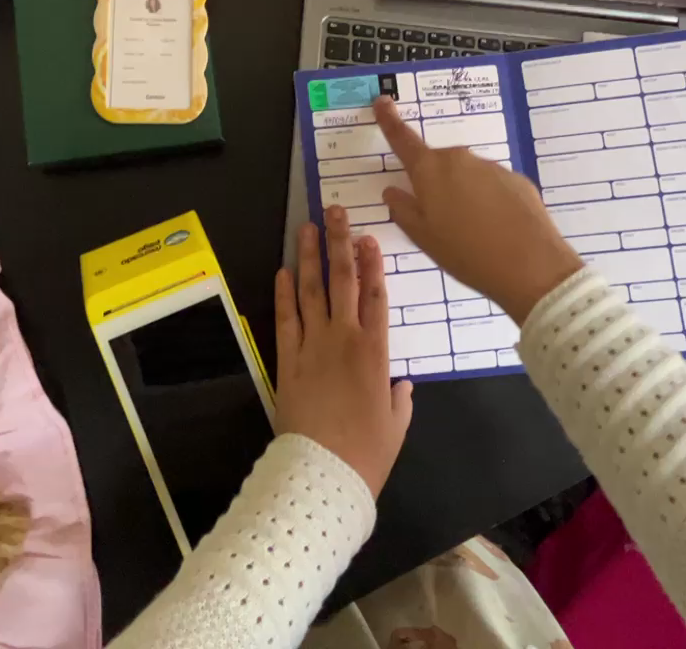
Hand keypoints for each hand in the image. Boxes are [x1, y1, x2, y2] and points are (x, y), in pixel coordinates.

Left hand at [274, 209, 413, 496]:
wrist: (322, 473)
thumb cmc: (366, 453)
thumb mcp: (395, 426)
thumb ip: (400, 400)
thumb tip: (403, 384)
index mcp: (376, 352)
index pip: (376, 296)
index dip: (373, 264)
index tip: (369, 237)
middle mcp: (344, 338)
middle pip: (344, 281)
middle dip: (340, 243)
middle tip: (336, 212)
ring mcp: (312, 345)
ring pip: (311, 290)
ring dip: (309, 256)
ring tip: (307, 227)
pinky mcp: (286, 358)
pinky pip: (284, 318)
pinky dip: (282, 293)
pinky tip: (282, 270)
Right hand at [374, 96, 583, 321]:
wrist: (531, 266)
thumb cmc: (465, 252)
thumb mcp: (423, 237)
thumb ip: (403, 209)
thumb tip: (393, 190)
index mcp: (429, 170)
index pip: (402, 139)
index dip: (389, 120)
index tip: (382, 100)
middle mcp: (460, 160)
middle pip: (438, 164)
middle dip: (434, 183)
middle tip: (438, 219)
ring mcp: (492, 167)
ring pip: (466, 176)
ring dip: (463, 194)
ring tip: (472, 232)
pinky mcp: (517, 180)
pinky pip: (492, 186)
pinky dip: (488, 201)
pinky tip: (495, 229)